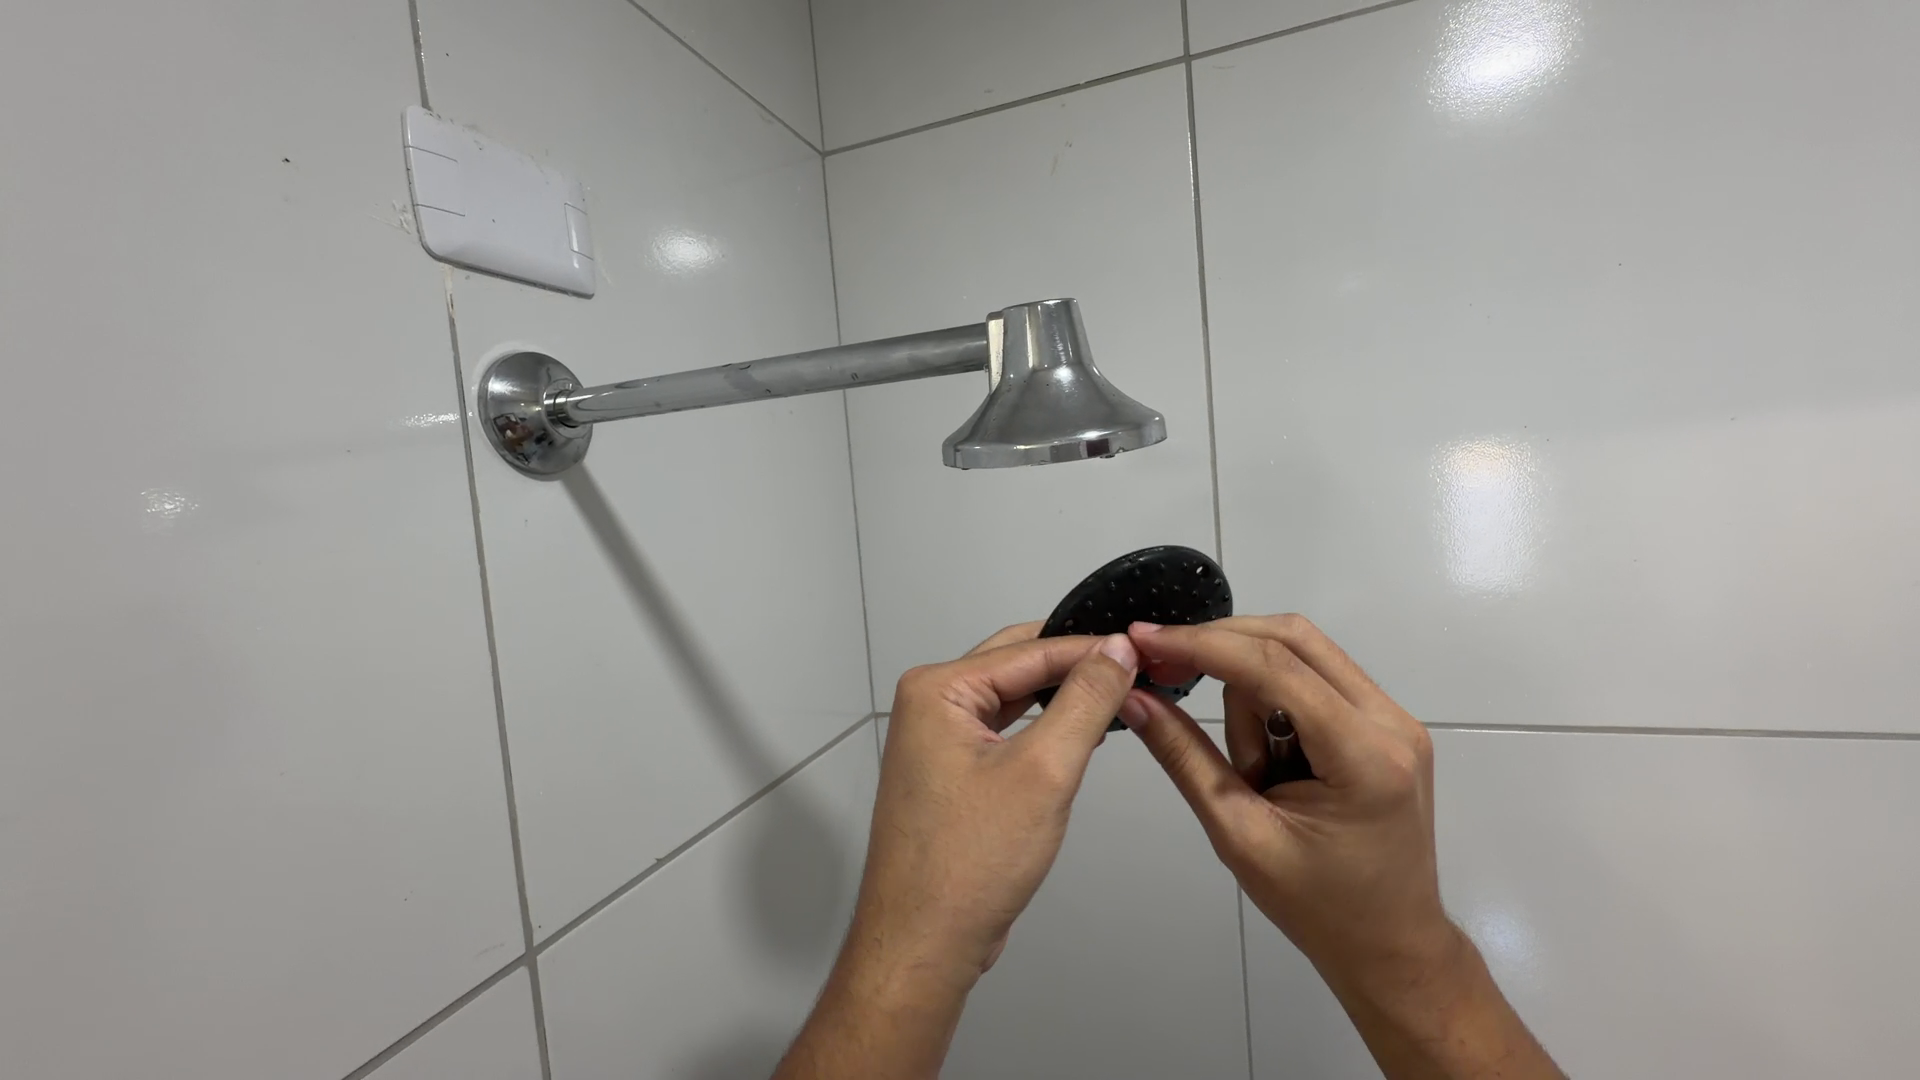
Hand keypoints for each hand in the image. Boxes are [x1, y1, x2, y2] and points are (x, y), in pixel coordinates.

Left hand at [774, 626, 1138, 1079]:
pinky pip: (1002, 727)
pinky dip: (1041, 725)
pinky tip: (1080, 728)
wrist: (923, 942)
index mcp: (937, 689)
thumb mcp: (1044, 770)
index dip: (1090, 647)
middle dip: (1074, 664)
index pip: (1029, 650)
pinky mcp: (949, 767)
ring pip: (1011, 696)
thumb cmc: (971, 862)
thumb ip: (1083, 701)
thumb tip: (1115, 649)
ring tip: (1117, 690)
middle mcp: (930, 703)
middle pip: (1016, 664)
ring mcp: (936, 736)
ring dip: (1060, 694)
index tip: (1142, 647)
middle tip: (1132, 662)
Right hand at [1120, 616, 1563, 1079]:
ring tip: (1249, 769)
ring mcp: (1394, 717)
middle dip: (1219, 646)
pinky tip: (1262, 751)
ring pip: (1299, 651)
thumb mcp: (1236, 833)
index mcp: (1362, 755)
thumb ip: (1183, 756)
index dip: (1200, 644)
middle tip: (1163, 670)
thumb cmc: (1316, 907)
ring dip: (1249, 687)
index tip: (1141, 639)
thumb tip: (1132, 696)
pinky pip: (1312, 675)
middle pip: (1289, 638)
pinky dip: (1269, 692)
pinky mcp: (1384, 722)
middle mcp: (1389, 719)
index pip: (1271, 667)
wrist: (1393, 949)